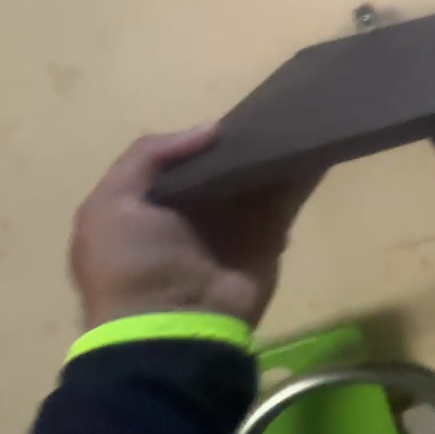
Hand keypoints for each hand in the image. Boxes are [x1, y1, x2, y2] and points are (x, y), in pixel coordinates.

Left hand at [70, 124, 318, 329]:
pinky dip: (309, 168)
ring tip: (309, 117)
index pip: (183, 158)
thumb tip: (212, 129)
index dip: (204, 136)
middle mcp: (196, 207)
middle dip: (249, 138)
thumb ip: (146, 159)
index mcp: (153, 203)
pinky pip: (294, 191)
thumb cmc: (134, 264)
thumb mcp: (109, 209)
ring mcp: (238, 219)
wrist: (177, 321)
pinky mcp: (273, 228)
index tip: (233, 118)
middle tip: (277, 112)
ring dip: (283, 148)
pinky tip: (325, 142)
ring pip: (264, 171)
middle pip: (228, 161)